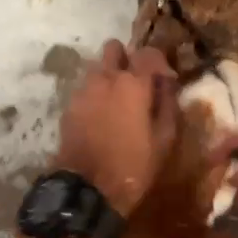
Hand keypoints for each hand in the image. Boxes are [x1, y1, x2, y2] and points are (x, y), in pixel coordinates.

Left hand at [53, 40, 179, 215]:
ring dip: (109, 74)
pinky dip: (95, 92)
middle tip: (137, 83)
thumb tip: (168, 83)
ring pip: (97, 66)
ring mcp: (83, 90)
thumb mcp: (164, 140)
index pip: (148, 52)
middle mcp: (106, 78)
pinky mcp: (69, 105)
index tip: (165, 80)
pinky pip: (85, 87)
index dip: (159, 61)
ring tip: (119, 100)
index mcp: (133, 83)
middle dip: (127, 58)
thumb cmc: (132, 166)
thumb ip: (168, 104)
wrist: (86, 190)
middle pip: (114, 47)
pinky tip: (102, 116)